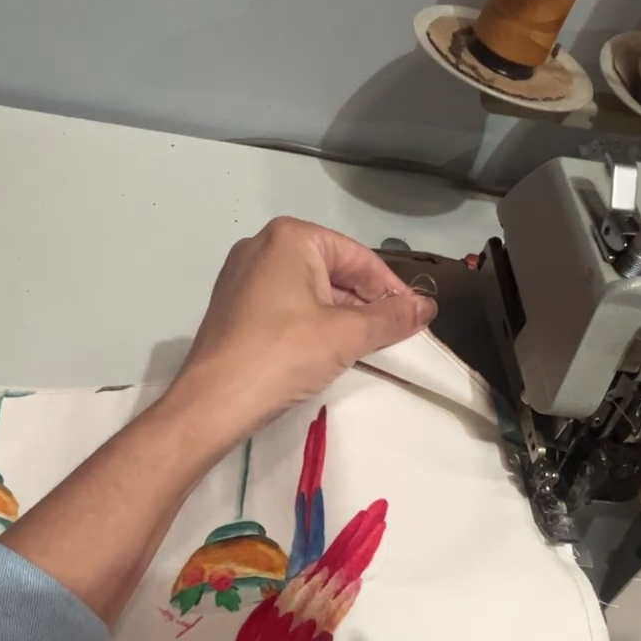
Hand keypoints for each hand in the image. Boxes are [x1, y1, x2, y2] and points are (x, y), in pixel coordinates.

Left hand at [170, 217, 433, 441]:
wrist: (214, 403)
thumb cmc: (282, 357)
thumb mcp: (346, 336)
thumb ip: (391, 318)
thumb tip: (426, 307)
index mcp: (290, 238)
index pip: (358, 258)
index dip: (391, 289)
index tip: (415, 318)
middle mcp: (261, 247)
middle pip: (332, 272)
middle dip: (364, 304)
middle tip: (391, 337)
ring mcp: (241, 278)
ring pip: (308, 292)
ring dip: (339, 318)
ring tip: (362, 349)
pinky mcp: (232, 309)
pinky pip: (284, 308)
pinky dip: (309, 325)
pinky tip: (323, 353)